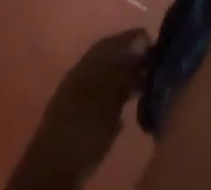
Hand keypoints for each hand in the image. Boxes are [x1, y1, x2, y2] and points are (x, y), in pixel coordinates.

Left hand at [7, 29, 149, 189]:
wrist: (52, 171)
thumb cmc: (83, 128)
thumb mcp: (108, 96)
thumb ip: (124, 69)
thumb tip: (142, 41)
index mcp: (85, 67)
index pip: (112, 42)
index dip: (134, 38)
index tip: (157, 43)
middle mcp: (80, 77)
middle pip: (110, 59)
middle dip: (133, 59)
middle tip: (157, 64)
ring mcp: (78, 99)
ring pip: (108, 80)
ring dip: (128, 79)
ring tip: (149, 84)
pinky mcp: (80, 120)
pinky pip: (105, 99)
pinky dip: (120, 98)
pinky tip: (132, 107)